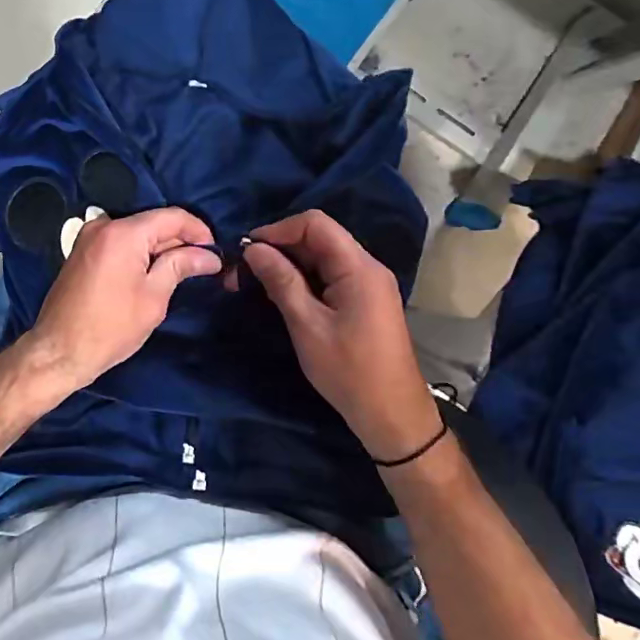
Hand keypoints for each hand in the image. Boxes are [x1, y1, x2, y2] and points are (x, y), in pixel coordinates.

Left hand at [22, 207, 222, 393]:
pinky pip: (120, 241)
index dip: (199, 230)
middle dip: (180, 240)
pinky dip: (140, 251)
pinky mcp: (83, 250)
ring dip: (161, 247)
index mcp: (123, 233)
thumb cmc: (111, 327)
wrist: (59, 351)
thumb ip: (180, 266)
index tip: (215, 251)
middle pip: (153, 222)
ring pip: (137, 231)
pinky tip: (153, 272)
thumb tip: (209, 256)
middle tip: (204, 265)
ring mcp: (90, 236)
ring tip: (182, 270)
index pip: (172, 216)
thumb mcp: (153, 297)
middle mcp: (104, 225)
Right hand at [243, 210, 441, 462]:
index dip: (278, 229)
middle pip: (320, 237)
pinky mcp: (366, 300)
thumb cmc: (348, 371)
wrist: (392, 415)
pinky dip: (306, 277)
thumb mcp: (307, 325)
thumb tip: (253, 248)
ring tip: (259, 282)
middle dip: (281, 246)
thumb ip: (281, 281)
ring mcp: (370, 283)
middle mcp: (368, 267)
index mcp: (359, 268)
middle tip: (246, 269)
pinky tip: (285, 294)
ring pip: (324, 256)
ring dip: (291, 263)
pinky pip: (332, 274)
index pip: (315, 223)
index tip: (248, 249)